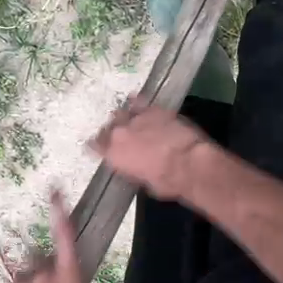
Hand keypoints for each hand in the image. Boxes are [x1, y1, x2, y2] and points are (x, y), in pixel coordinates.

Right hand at [90, 98, 213, 199]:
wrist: (187, 163)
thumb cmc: (165, 182)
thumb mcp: (140, 180)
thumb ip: (130, 166)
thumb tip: (131, 161)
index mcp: (113, 155)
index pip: (94, 146)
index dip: (96, 145)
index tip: (96, 145)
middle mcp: (119, 134)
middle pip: (107, 128)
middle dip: (111, 131)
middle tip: (117, 135)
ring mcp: (135, 119)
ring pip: (121, 113)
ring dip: (123, 117)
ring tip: (127, 119)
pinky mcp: (153, 109)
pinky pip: (139, 101)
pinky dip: (136, 102)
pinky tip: (135, 100)